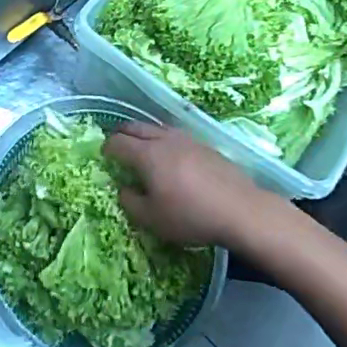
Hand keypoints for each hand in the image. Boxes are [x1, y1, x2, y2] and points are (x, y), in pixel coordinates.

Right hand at [102, 122, 282, 249]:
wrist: (242, 210)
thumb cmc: (191, 215)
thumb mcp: (152, 219)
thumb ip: (130, 202)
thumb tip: (124, 189)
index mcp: (146, 154)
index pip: (118, 143)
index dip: (107, 148)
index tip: (104, 156)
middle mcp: (164, 139)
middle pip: (136, 127)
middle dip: (122, 133)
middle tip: (117, 144)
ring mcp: (187, 140)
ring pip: (157, 128)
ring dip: (144, 134)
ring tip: (142, 146)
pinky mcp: (206, 146)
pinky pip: (176, 136)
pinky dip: (164, 140)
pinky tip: (171, 155)